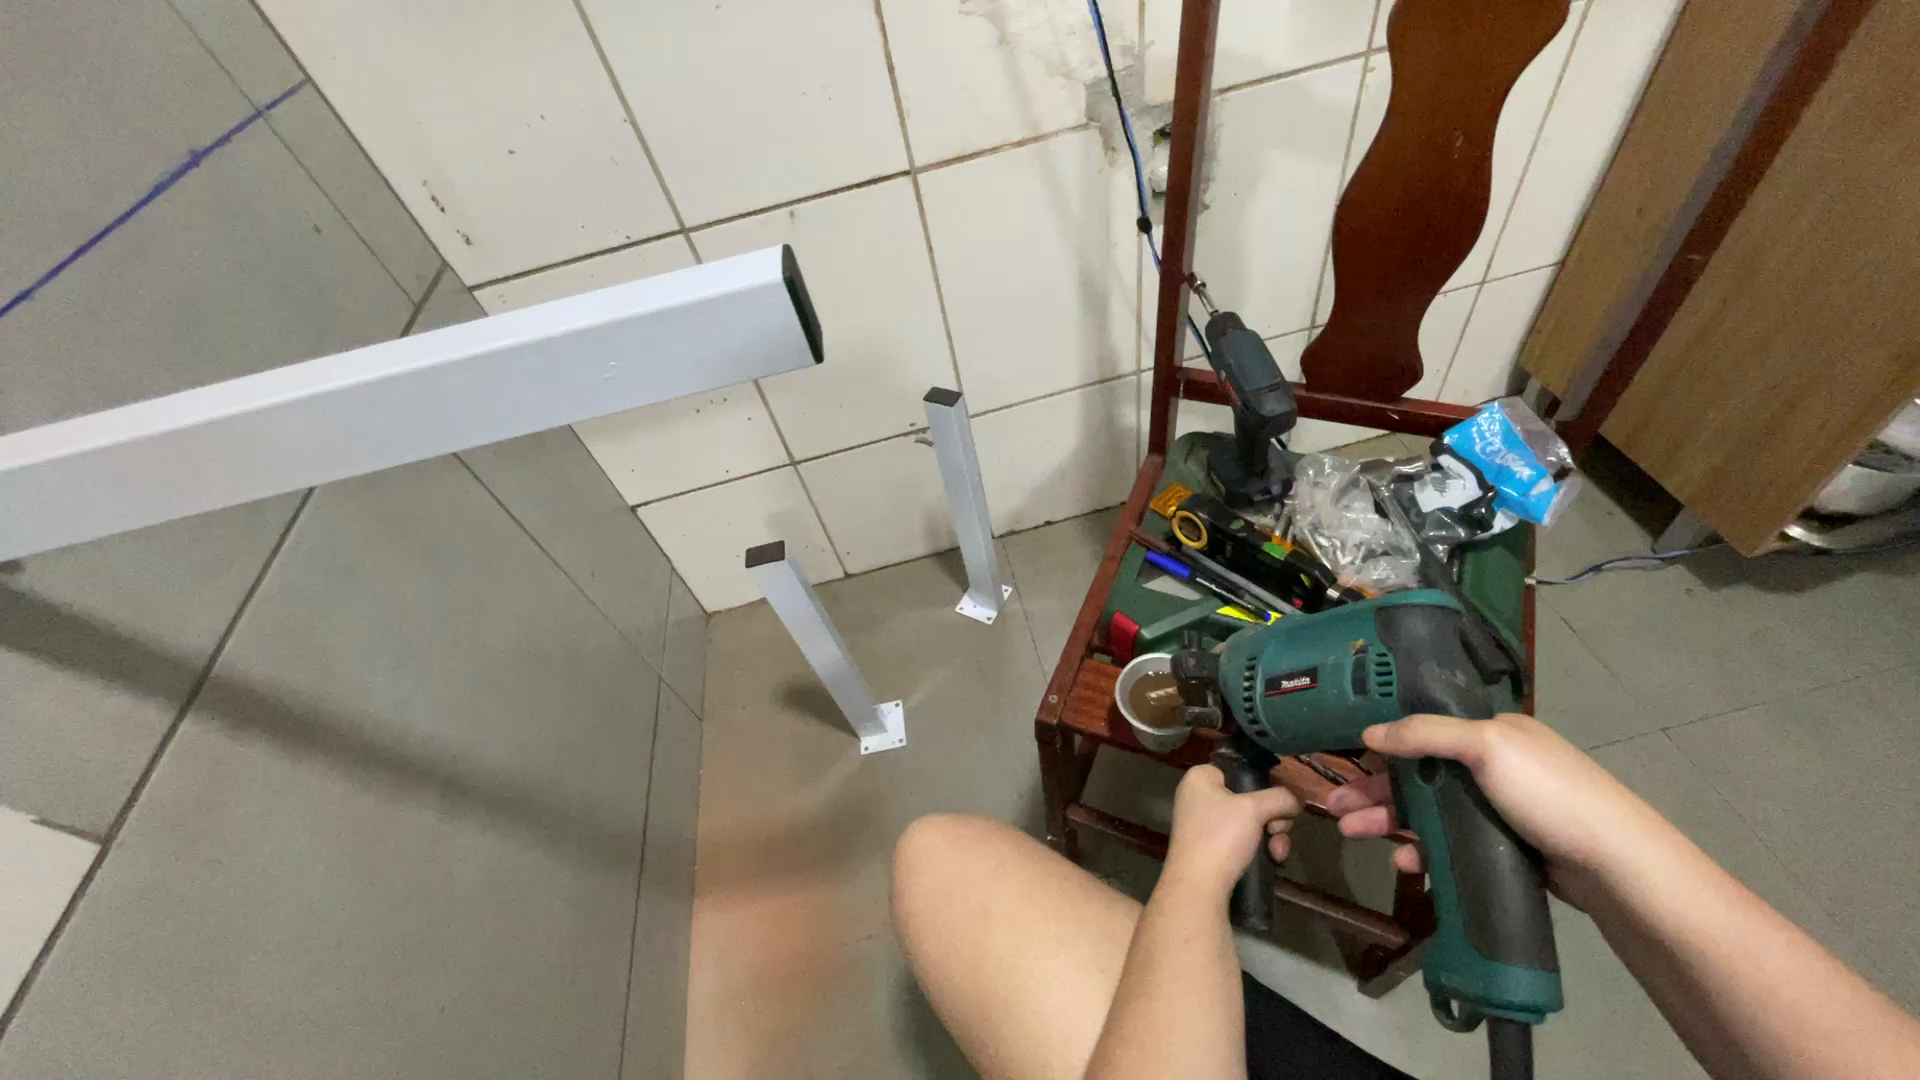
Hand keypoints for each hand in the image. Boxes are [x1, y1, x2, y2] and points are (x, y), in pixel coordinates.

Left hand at [1164, 764, 1302, 897]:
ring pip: (1252, 820)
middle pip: (1251, 797)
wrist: (1199, 887)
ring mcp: (1205, 823)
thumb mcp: (1254, 809)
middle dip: (1274, 816)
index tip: (1280, 801)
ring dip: (1272, 835)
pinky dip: (1260, 847)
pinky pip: (1244, 838)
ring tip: (1277, 852)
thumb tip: (1297, 799)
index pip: (1240, 768)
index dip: (1264, 783)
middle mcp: (1200, 796)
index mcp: (1199, 778)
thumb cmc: (1221, 837)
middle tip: (1277, 830)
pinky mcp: (1213, 846)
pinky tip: (1272, 860)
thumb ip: (1280, 797)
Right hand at [1324, 713, 1660, 907]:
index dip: (1382, 745)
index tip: (1348, 761)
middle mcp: (1492, 767)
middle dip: (1373, 792)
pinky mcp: (1503, 848)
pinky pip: (1449, 844)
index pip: (1423, 731)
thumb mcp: (1486, 747)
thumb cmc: (1548, 794)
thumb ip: (1424, 734)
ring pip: (1427, 812)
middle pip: (1416, 775)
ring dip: (1387, 822)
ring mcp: (1497, 809)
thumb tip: (1368, 733)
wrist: (1615, 866)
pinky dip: (1423, 851)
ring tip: (1352, 834)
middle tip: (1334, 808)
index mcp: (1491, 733)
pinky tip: (1406, 863)